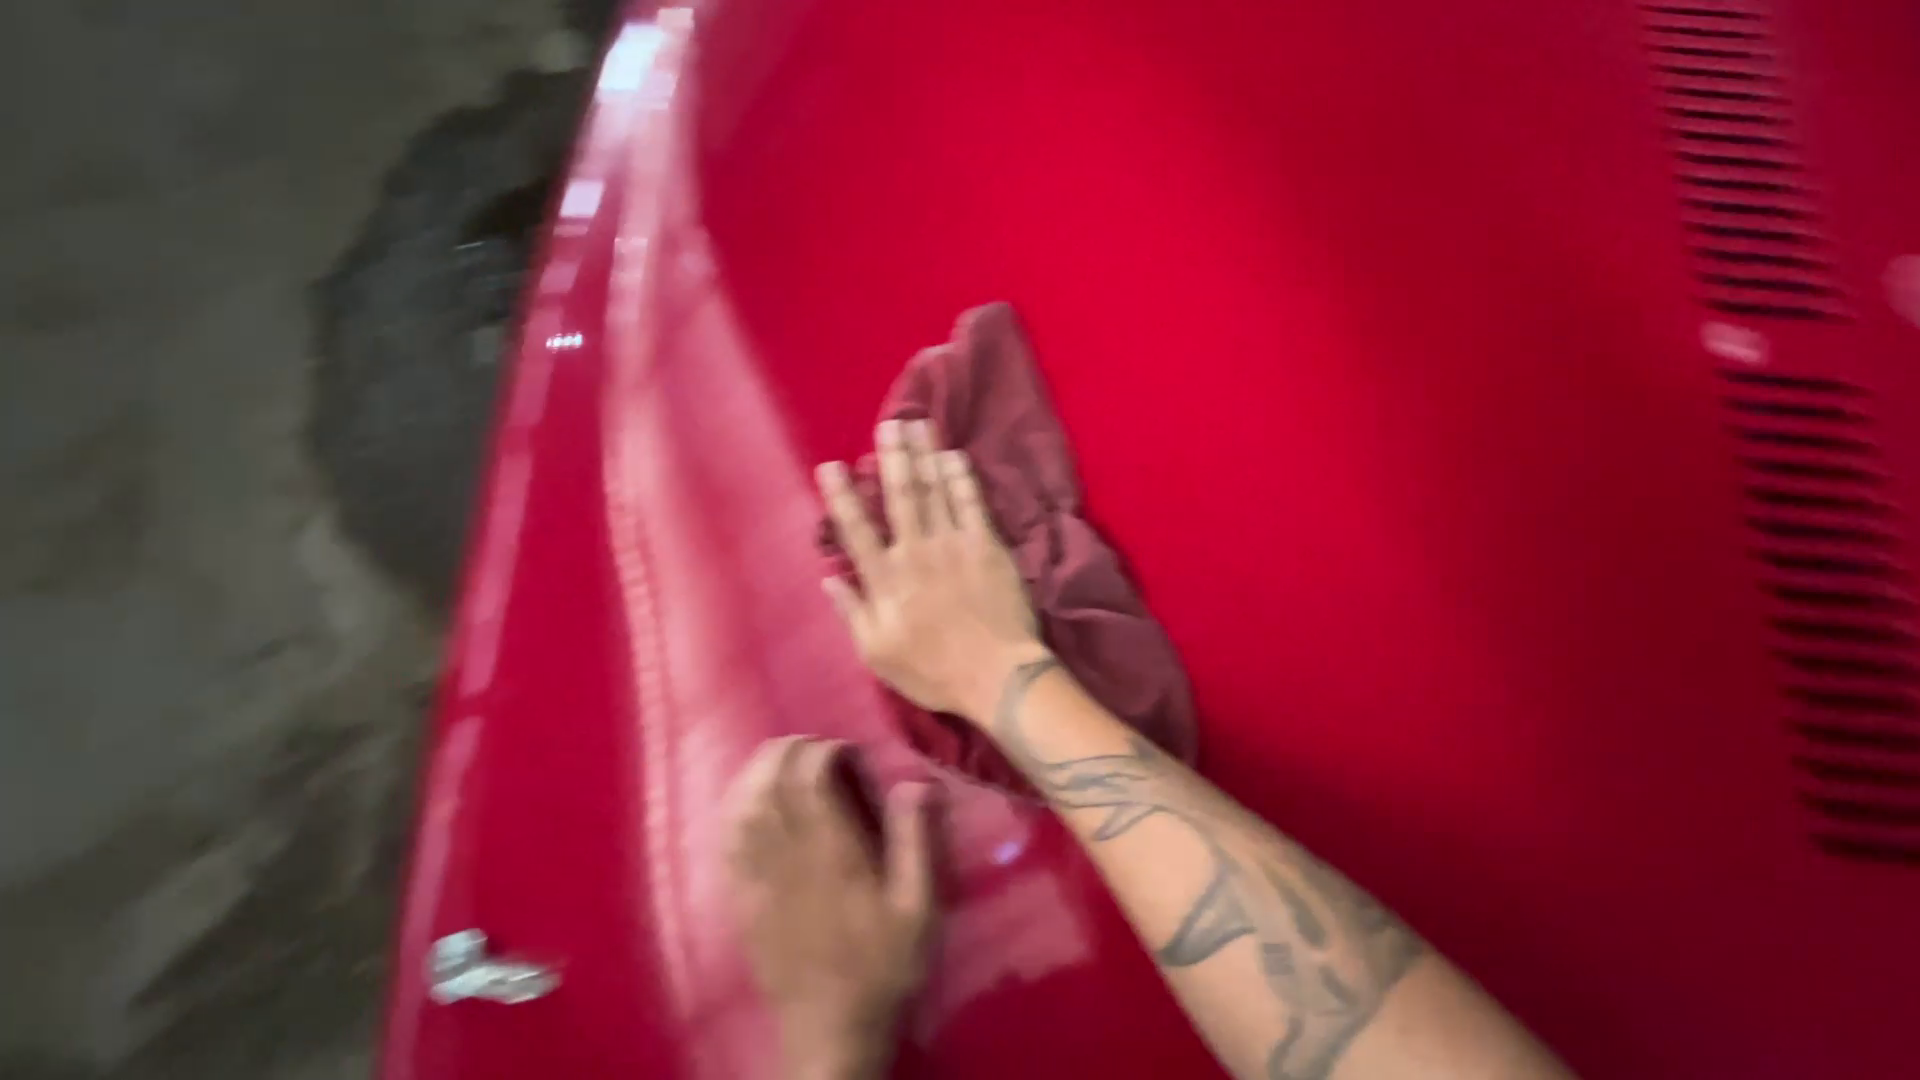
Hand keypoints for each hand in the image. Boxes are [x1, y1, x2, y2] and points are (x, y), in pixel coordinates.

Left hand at [725, 736, 935, 1079]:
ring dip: (759, 770)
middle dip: (790, 749)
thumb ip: (917, 841)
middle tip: (815, 745)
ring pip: (744, 805)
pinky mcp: (743, 898)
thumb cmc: (883, 967)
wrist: (832, 1031)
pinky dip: (735, 806)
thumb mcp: (920, 908)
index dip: (824, 750)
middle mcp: (788, 855)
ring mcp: (759, 876)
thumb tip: (916, 783)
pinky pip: (728, 839)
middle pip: (773, 782)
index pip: (810, 777)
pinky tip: (748, 797)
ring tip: (782, 758)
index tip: (847, 751)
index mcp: (832, 852)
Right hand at [818, 419, 1050, 723]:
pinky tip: (955, 456)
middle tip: (890, 424)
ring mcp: (954, 545)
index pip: (856, 529)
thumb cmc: (933, 671)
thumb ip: (852, 612)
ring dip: (926, 455)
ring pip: (936, 490)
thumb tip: (829, 578)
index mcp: (886, 579)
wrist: (997, 675)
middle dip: (893, 456)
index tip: (831, 466)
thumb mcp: (877, 654)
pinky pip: (972, 503)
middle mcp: (916, 552)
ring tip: (919, 425)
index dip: (841, 496)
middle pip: (901, 495)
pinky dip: (962, 477)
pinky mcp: (988, 547)